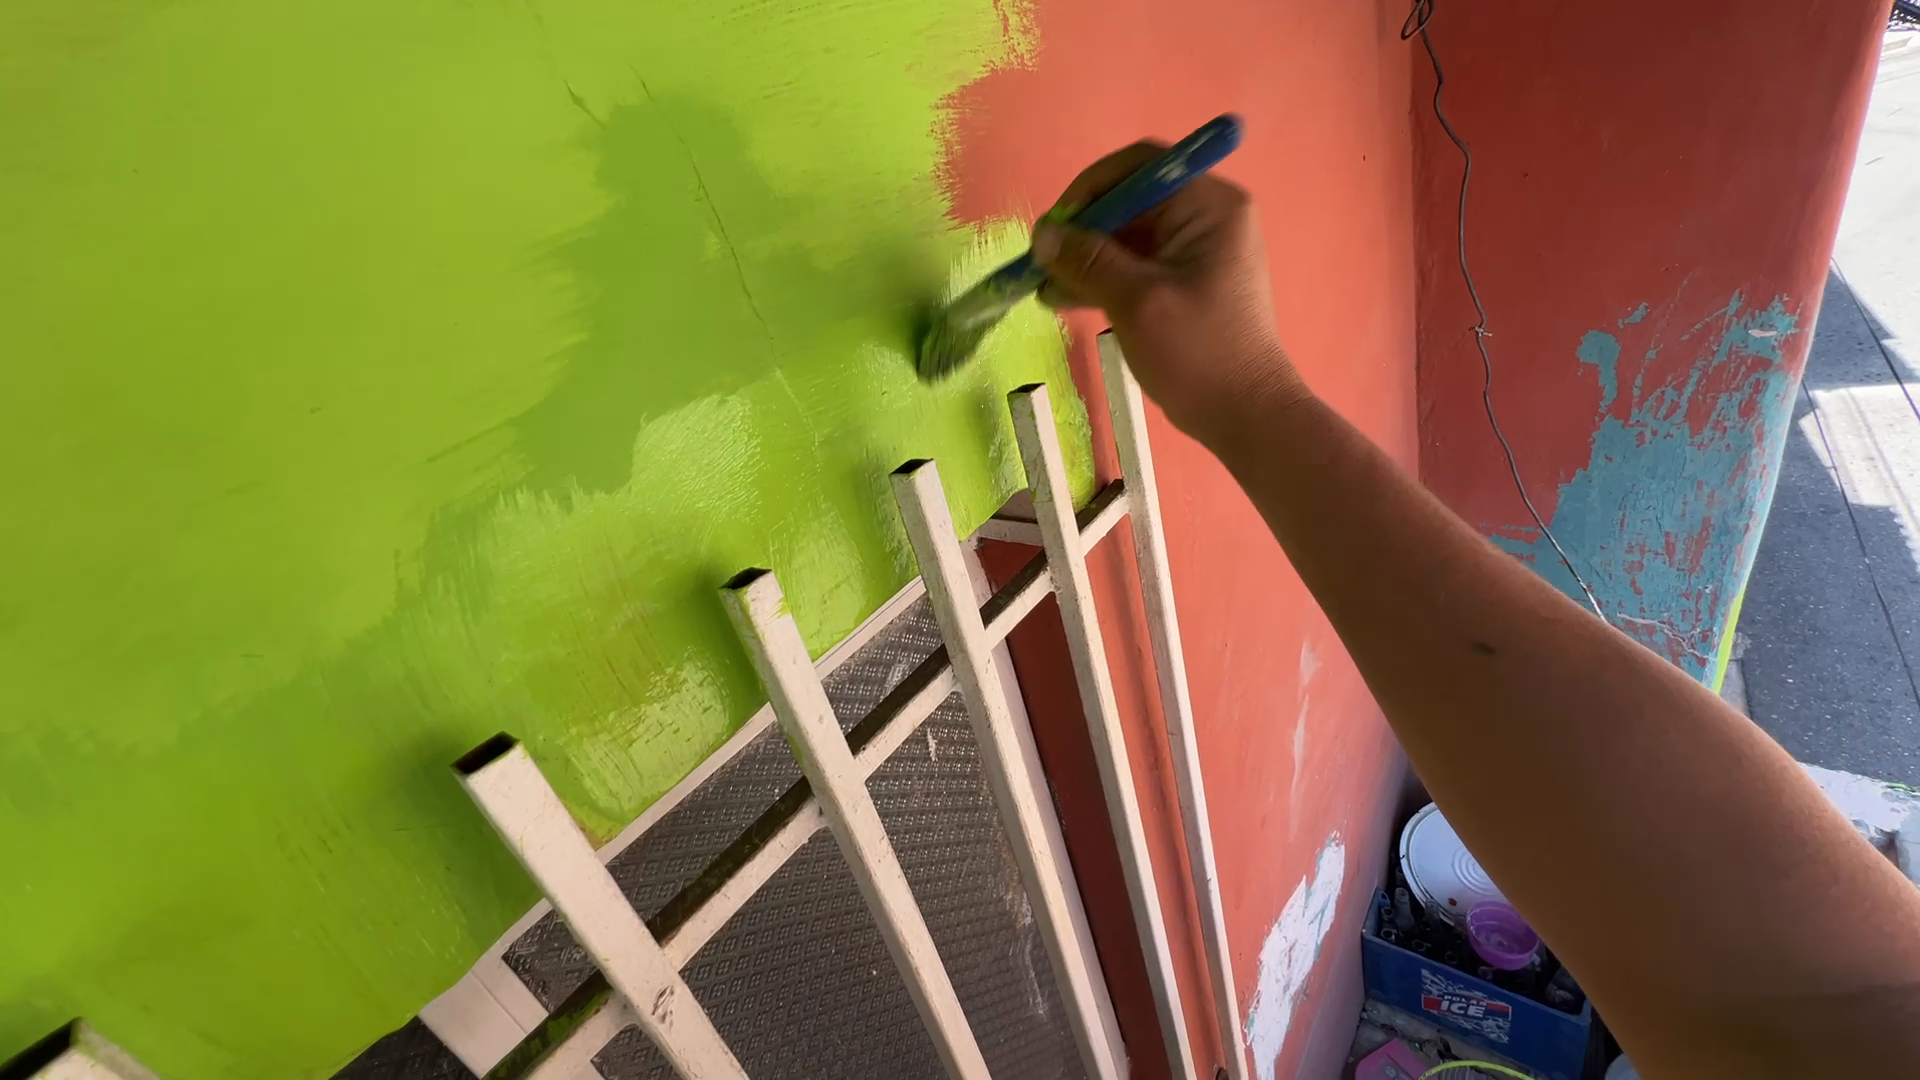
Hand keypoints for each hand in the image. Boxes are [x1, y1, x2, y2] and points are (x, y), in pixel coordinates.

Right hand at [1032, 141, 1307, 442]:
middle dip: (1082, 232)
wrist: (1241, 413)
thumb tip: (1042, 234)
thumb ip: (1088, 262)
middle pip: (1130, 205)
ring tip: (1043, 288)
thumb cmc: (1197, 353)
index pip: (1140, 169)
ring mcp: (1193, 253)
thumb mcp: (1137, 302)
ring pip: (1126, 240)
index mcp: (1207, 206)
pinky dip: (1100, 281)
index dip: (1089, 191)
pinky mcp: (1181, 285)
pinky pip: (1133, 268)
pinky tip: (1064, 299)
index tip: (1052, 228)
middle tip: (1041, 264)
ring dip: (1084, 260)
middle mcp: (1204, 218)